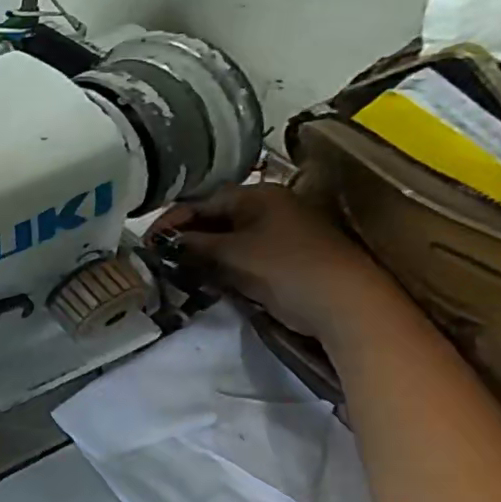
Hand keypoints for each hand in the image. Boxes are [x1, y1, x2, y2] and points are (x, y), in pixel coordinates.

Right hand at [149, 180, 395, 343]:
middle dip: (190, 237)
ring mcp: (287, 232)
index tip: (149, 242)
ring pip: (234, 238)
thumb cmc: (288, 270)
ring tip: (183, 271)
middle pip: (219, 217)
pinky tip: (216, 281)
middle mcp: (273, 206)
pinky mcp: (295, 258)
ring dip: (208, 254)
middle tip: (163, 258)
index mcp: (259, 194)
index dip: (173, 220)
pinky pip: (250, 255)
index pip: (204, 201)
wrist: (351, 307)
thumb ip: (196, 246)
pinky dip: (230, 265)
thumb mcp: (234, 256)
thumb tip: (165, 243)